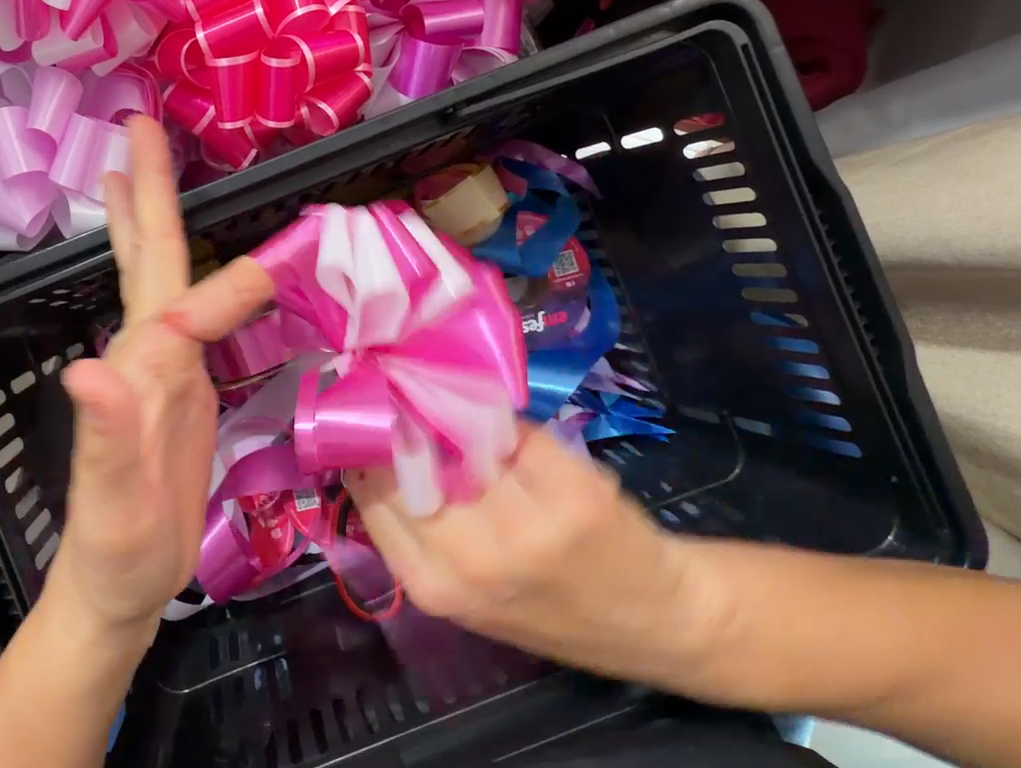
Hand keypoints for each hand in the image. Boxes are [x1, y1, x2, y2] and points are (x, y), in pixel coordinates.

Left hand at [47, 117, 274, 639]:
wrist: (115, 589)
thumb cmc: (116, 553)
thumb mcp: (111, 507)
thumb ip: (106, 440)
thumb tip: (90, 367)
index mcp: (138, 373)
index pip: (184, 309)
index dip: (229, 288)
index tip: (275, 267)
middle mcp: (145, 357)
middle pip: (151, 262)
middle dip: (149, 193)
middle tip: (140, 126)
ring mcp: (162, 370)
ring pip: (160, 279)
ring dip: (150, 222)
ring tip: (138, 175)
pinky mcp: (181, 388)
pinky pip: (190, 313)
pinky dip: (190, 275)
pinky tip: (193, 268)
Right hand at [346, 425, 734, 687]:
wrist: (656, 623)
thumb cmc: (549, 603)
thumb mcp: (463, 584)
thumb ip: (417, 522)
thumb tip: (380, 436)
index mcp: (429, 581)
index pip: (366, 484)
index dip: (363, 439)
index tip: (368, 411)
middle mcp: (471, 558)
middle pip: (405, 453)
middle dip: (402, 415)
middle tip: (404, 395)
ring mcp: (526, 528)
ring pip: (459, 433)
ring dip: (456, 415)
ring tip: (461, 415)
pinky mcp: (576, 498)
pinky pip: (519, 432)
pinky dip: (514, 427)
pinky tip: (517, 438)